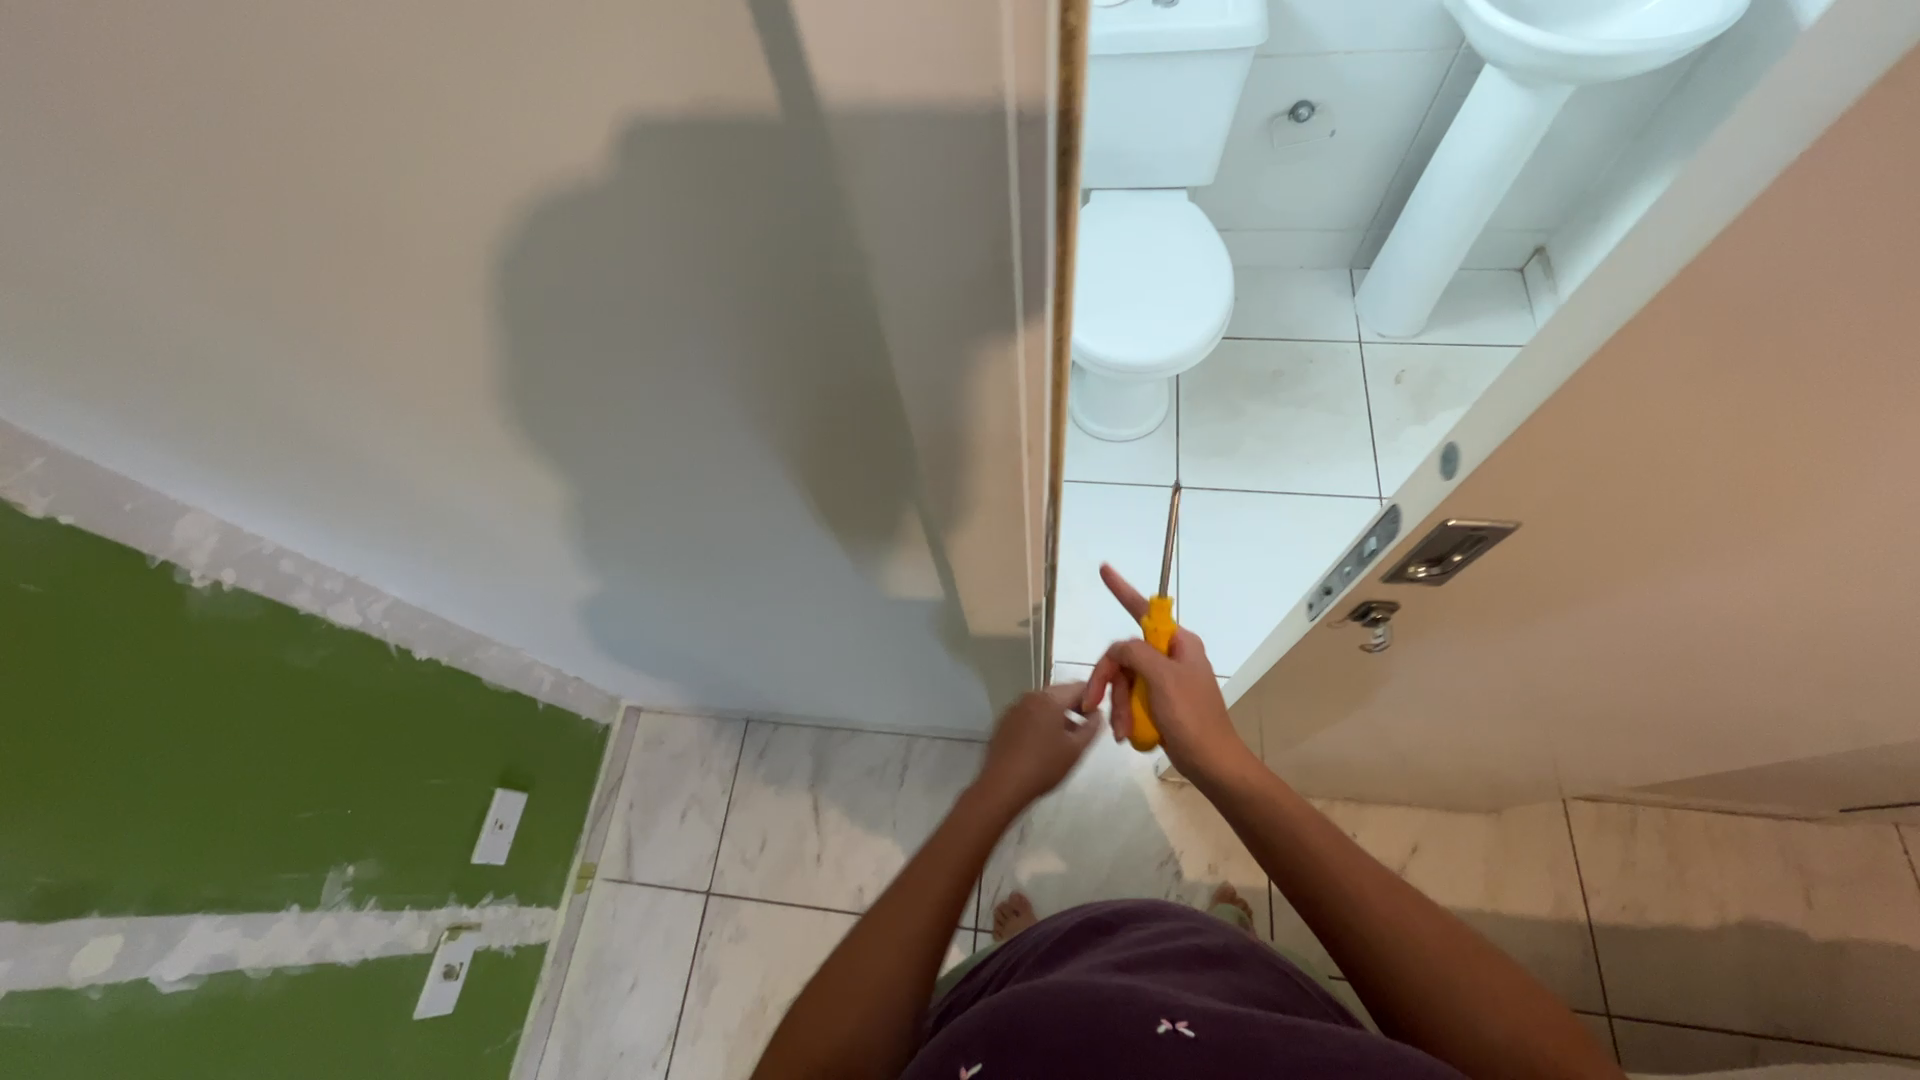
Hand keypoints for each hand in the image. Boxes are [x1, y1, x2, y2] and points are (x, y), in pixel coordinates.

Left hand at [973, 682, 1102, 812]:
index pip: (1079, 687)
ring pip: (1043, 703)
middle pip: (1060, 693)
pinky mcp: (1004, 721)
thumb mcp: (1076, 749)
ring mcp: (1014, 707)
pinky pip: (1029, 713)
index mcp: (1050, 699)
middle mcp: (1030, 696)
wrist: (1003, 785)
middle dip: (1074, 707)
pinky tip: (1043, 743)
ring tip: (1066, 738)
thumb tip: (1097, 713)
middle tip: (1084, 728)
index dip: (1092, 699)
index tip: (1096, 717)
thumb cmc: (1044, 766)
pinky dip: (1040, 721)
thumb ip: (1092, 727)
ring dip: (1058, 714)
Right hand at [1084, 564, 1253, 782]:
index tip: (1104, 569)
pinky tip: (1127, 734)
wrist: (1212, 764)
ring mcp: (1163, 681)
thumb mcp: (1163, 680)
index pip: (1144, 609)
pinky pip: (1130, 700)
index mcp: (1178, 643)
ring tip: (1122, 731)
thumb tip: (1118, 649)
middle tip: (1093, 703)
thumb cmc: (1192, 718)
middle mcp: (1170, 656)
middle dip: (1109, 681)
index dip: (1122, 590)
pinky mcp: (1158, 703)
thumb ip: (1136, 654)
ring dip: (1117, 706)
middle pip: (1124, 656)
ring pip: (1123, 681)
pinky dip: (1124, 716)